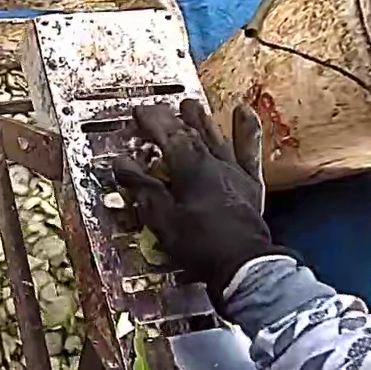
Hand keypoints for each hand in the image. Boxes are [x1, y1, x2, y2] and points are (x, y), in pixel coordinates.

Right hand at [110, 99, 277, 298]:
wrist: (243, 264)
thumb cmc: (199, 243)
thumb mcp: (162, 219)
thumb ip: (143, 188)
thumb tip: (121, 163)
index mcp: (190, 167)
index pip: (167, 135)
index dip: (151, 121)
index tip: (138, 112)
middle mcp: (213, 162)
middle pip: (190, 132)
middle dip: (172, 119)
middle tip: (161, 110)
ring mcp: (234, 171)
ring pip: (215, 137)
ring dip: (201, 120)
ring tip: (191, 105)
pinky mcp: (249, 183)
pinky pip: (248, 151)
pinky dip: (247, 130)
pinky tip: (245, 111)